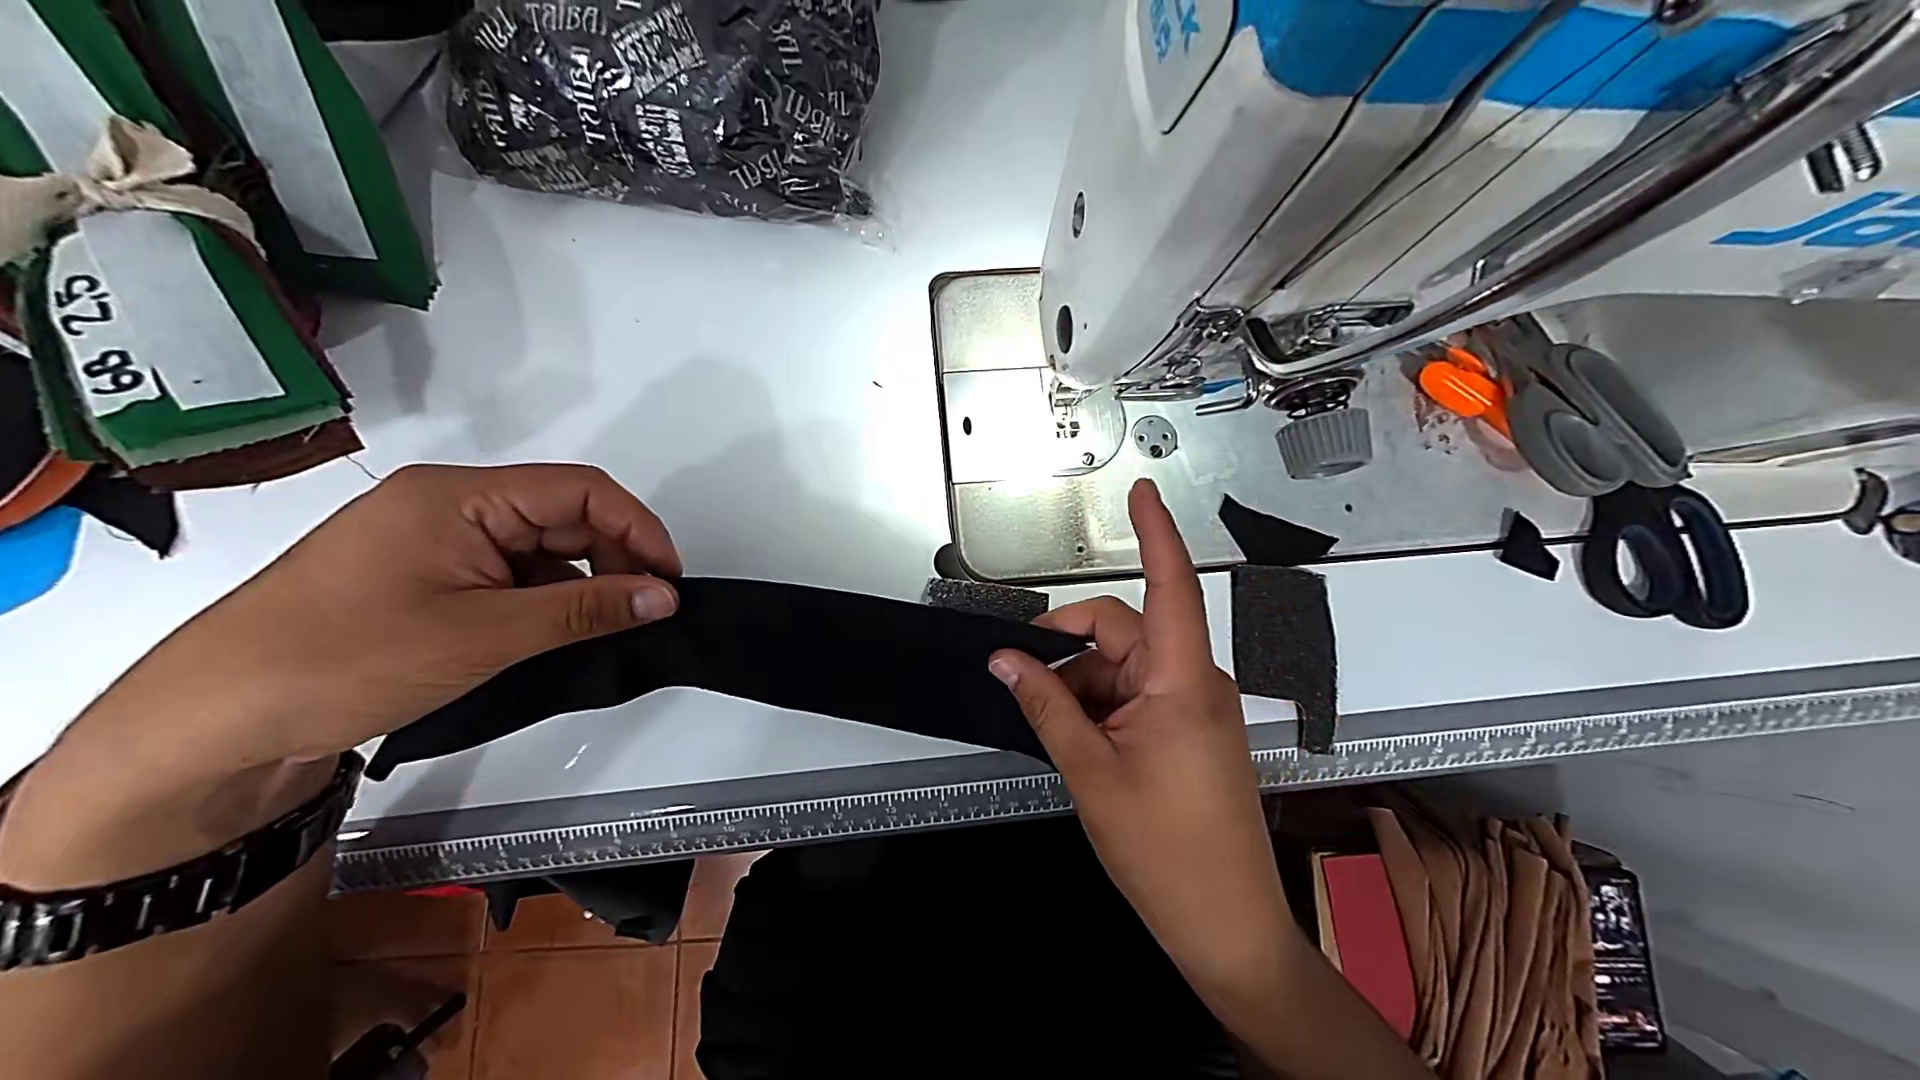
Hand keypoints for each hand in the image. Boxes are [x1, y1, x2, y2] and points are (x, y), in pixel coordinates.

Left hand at [1, 464, 682, 888]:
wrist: (214, 723)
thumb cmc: (344, 661)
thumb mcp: (488, 634)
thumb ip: (587, 609)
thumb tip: (663, 596)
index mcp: (459, 495)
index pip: (580, 490)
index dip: (638, 529)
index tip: (669, 579)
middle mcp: (448, 504)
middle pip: (562, 513)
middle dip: (613, 557)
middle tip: (645, 609)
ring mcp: (433, 539)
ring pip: (538, 546)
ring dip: (579, 581)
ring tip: (602, 626)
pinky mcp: (424, 573)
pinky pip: (508, 571)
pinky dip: (544, 597)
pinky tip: (555, 632)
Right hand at [987, 479, 1290, 998]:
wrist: (1225, 926)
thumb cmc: (1168, 854)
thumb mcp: (1091, 771)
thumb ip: (1046, 705)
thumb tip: (1007, 661)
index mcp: (1184, 681)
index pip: (1172, 585)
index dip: (1155, 532)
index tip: (1141, 490)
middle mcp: (1195, 682)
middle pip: (1123, 631)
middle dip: (1069, 649)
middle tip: (1020, 676)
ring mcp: (1193, 707)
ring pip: (1123, 666)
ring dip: (1080, 686)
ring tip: (1055, 731)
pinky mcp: (1187, 730)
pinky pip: (1134, 693)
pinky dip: (1099, 705)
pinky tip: (1076, 739)